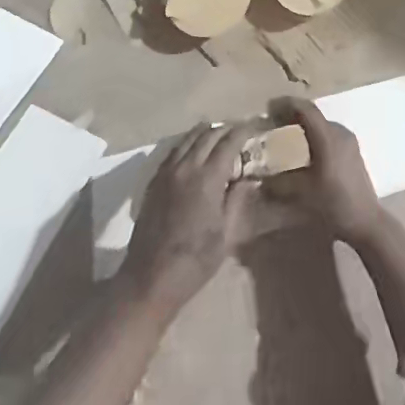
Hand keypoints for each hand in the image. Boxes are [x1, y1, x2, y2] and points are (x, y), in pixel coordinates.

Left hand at [122, 120, 266, 311]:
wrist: (150, 278)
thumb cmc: (195, 261)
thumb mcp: (226, 235)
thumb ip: (237, 200)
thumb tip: (249, 178)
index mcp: (208, 179)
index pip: (229, 143)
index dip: (243, 131)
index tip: (254, 126)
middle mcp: (186, 167)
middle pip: (208, 136)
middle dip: (225, 129)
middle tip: (239, 131)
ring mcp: (167, 172)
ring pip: (187, 139)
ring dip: (205, 133)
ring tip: (217, 133)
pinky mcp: (154, 181)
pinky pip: (173, 151)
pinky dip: (187, 143)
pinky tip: (192, 149)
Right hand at [262, 97, 384, 243]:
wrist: (366, 222)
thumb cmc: (334, 204)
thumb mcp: (302, 193)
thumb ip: (278, 182)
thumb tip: (258, 178)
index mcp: (329, 137)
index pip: (307, 110)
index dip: (287, 104)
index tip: (269, 107)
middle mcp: (340, 133)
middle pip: (314, 115)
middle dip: (293, 115)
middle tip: (273, 121)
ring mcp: (349, 142)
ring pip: (322, 124)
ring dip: (304, 125)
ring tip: (286, 133)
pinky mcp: (353, 152)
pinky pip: (330, 134)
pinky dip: (314, 134)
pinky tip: (305, 149)